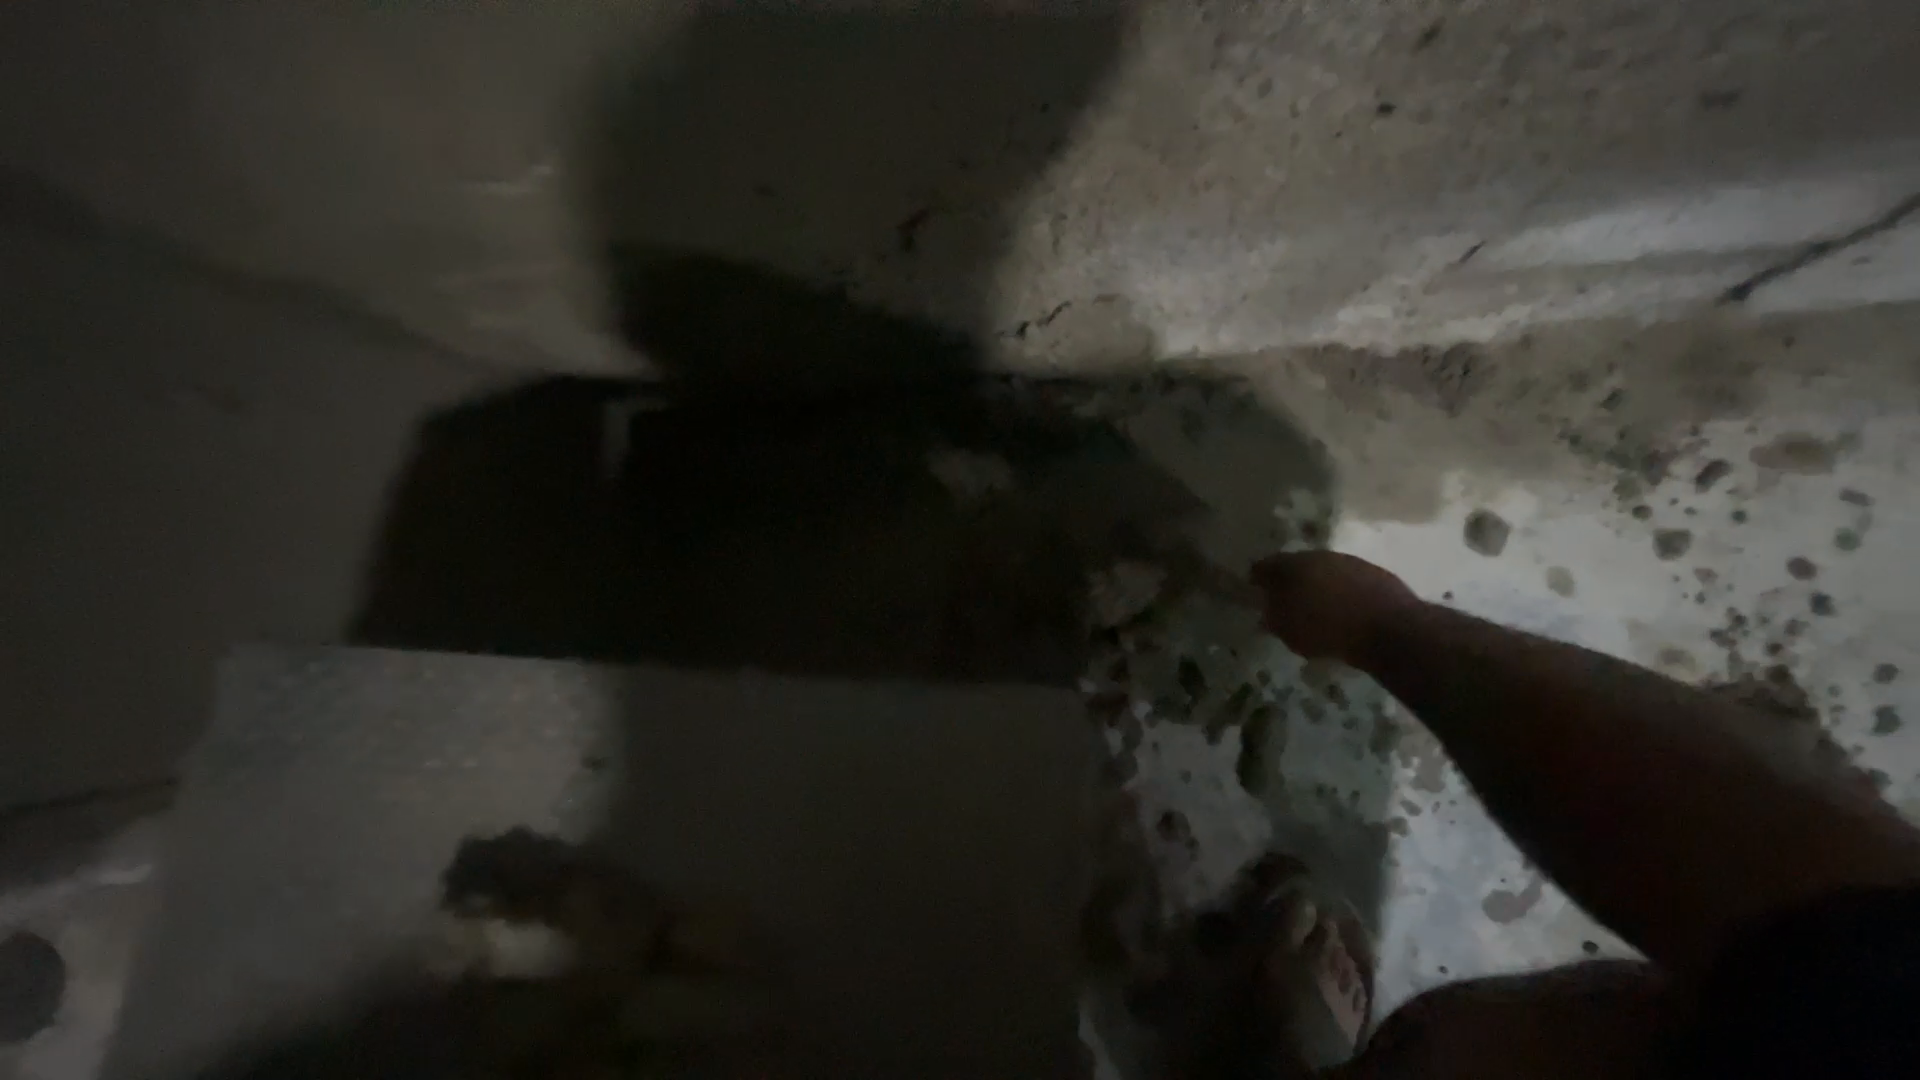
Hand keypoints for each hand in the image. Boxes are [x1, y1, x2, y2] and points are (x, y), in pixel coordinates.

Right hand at [1249, 552, 1419, 664]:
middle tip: (1284, 598)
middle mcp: (1320, 556)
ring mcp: (1351, 562)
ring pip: (1325, 570)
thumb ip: (1272, 616)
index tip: (1253, 590)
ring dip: (1318, 584)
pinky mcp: (1377, 575)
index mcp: (1293, 564)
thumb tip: (1266, 609)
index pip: (1265, 566)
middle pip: (1297, 564)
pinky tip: (1343, 609)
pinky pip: (1348, 581)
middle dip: (1289, 579)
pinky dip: (1341, 591)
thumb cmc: (1328, 629)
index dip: (1257, 578)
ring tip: (1316, 605)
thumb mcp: (1288, 630)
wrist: (1391, 630)